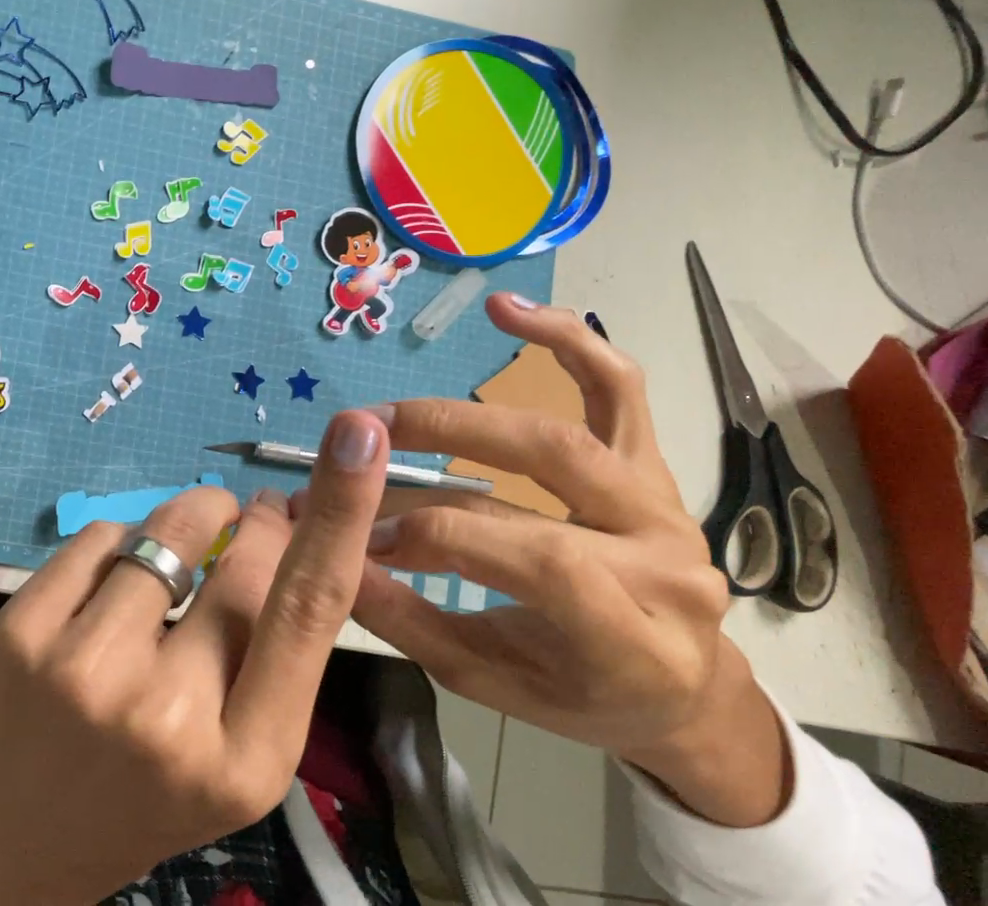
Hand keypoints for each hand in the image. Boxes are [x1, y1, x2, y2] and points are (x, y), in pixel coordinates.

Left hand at [0, 412, 391, 905]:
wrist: (15, 842)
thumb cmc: (144, 800)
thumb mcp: (236, 761)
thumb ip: (271, 659)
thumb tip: (286, 529)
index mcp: (244, 759)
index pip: (306, 612)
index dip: (339, 514)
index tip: (359, 432)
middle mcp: (167, 715)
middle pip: (239, 564)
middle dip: (255, 520)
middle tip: (253, 510)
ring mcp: (84, 669)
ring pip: (162, 533)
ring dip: (189, 516)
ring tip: (189, 533)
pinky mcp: (22, 632)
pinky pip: (99, 536)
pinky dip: (122, 539)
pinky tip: (120, 577)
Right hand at [349, 293, 788, 826]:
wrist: (676, 690)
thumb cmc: (577, 697)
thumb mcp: (487, 682)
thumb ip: (408, 621)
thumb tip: (332, 557)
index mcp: (635, 635)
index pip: (535, 559)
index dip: (436, 536)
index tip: (359, 535)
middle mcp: (665, 558)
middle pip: (549, 472)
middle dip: (440, 449)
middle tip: (357, 446)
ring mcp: (665, 504)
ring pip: (574, 426)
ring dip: (470, 407)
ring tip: (392, 408)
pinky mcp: (654, 469)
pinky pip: (619, 389)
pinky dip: (567, 339)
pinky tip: (507, 310)